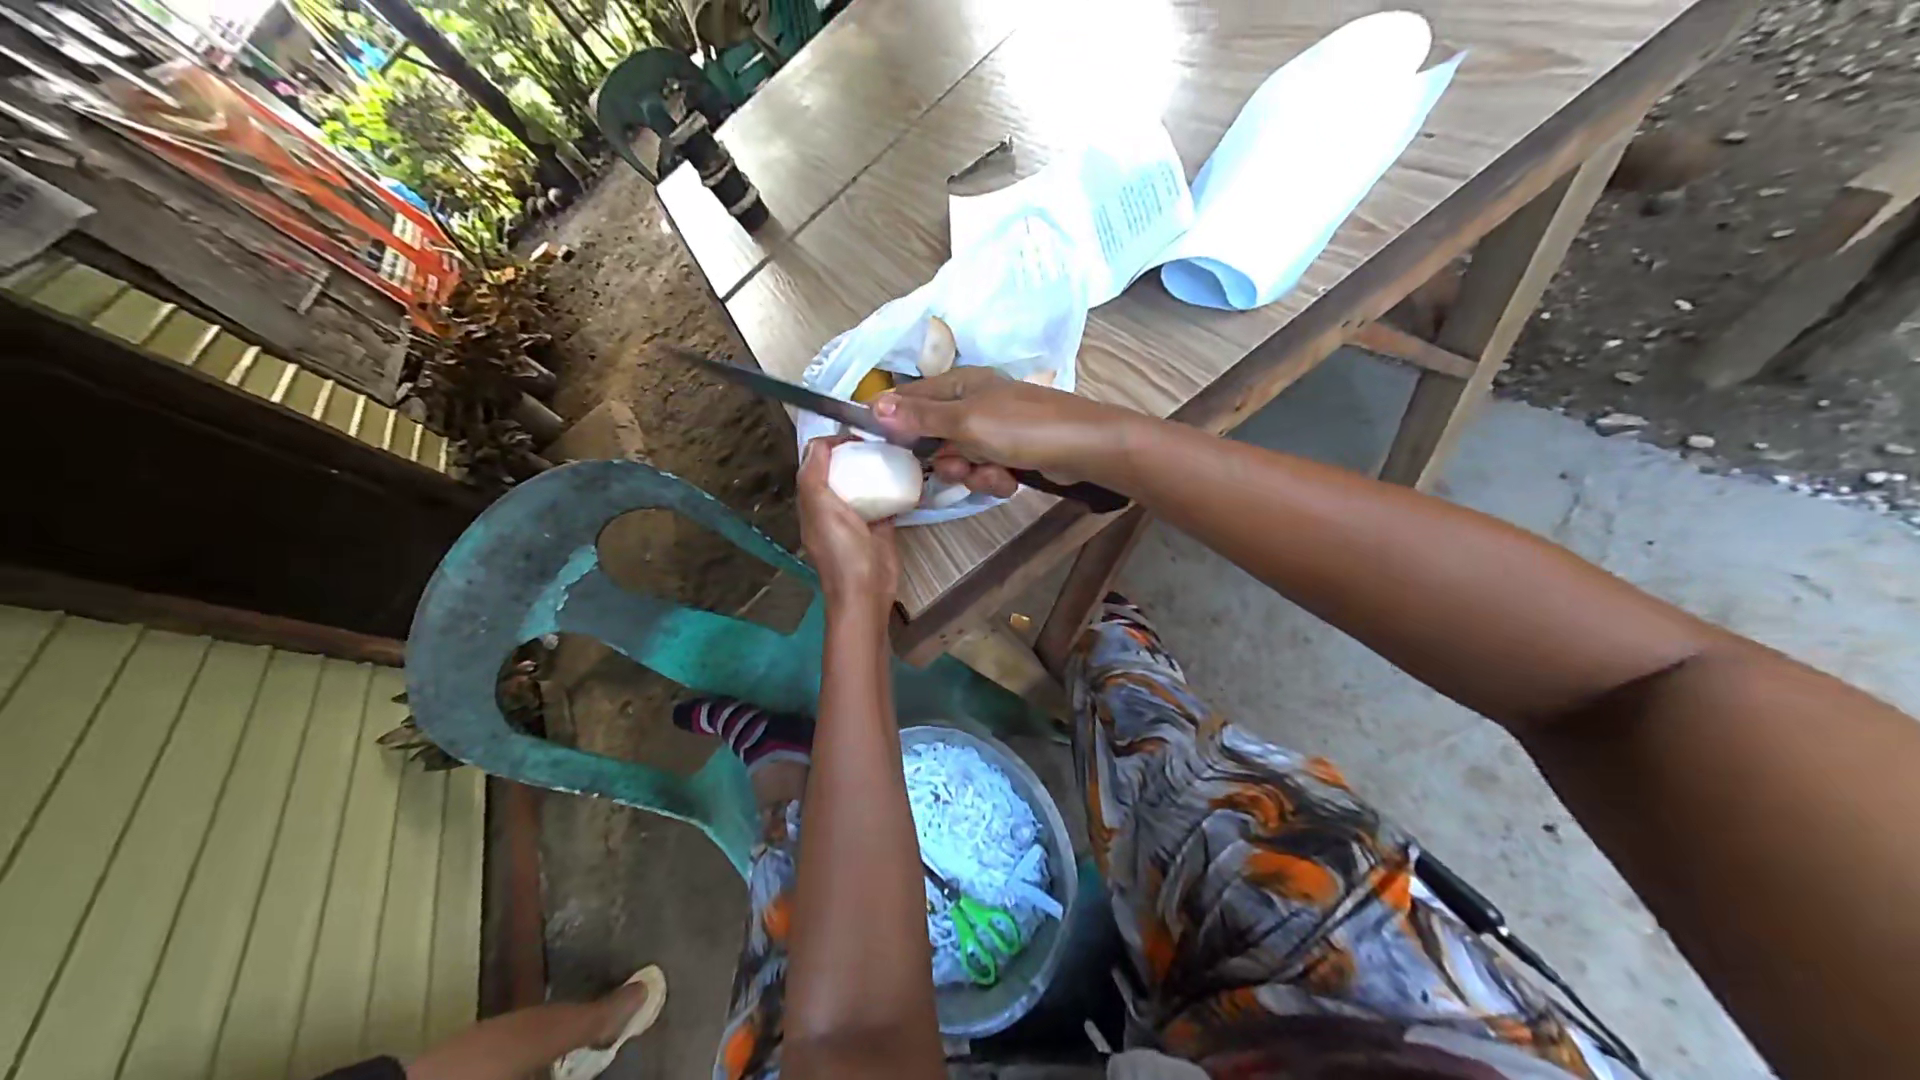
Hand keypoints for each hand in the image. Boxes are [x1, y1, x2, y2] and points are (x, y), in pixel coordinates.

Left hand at [798, 436, 901, 615]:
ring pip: (865, 483)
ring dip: (877, 467)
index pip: (817, 461)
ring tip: (895, 451)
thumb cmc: (840, 549)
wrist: (866, 591)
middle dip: (858, 451)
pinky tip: (907, 474)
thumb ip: (814, 474)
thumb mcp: (819, 506)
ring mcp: (858, 516)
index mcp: (812, 500)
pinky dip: (895, 487)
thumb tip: (822, 442)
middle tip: (880, 440)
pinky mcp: (881, 525)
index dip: (833, 444)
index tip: (856, 435)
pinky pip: (887, 499)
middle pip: (843, 469)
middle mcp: (833, 505)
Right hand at [870, 368, 1136, 497]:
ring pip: (960, 458)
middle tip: (956, 466)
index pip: (912, 397)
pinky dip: (994, 478)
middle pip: (935, 435)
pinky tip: (1010, 479)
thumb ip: (920, 417)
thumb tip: (875, 405)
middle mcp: (974, 402)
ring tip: (992, 473)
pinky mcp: (1010, 451)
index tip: (884, 446)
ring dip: (972, 473)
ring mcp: (994, 428)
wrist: (1083, 449)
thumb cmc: (1022, 427)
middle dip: (945, 457)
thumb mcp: (965, 422)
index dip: (897, 421)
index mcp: (960, 384)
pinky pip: (985, 468)